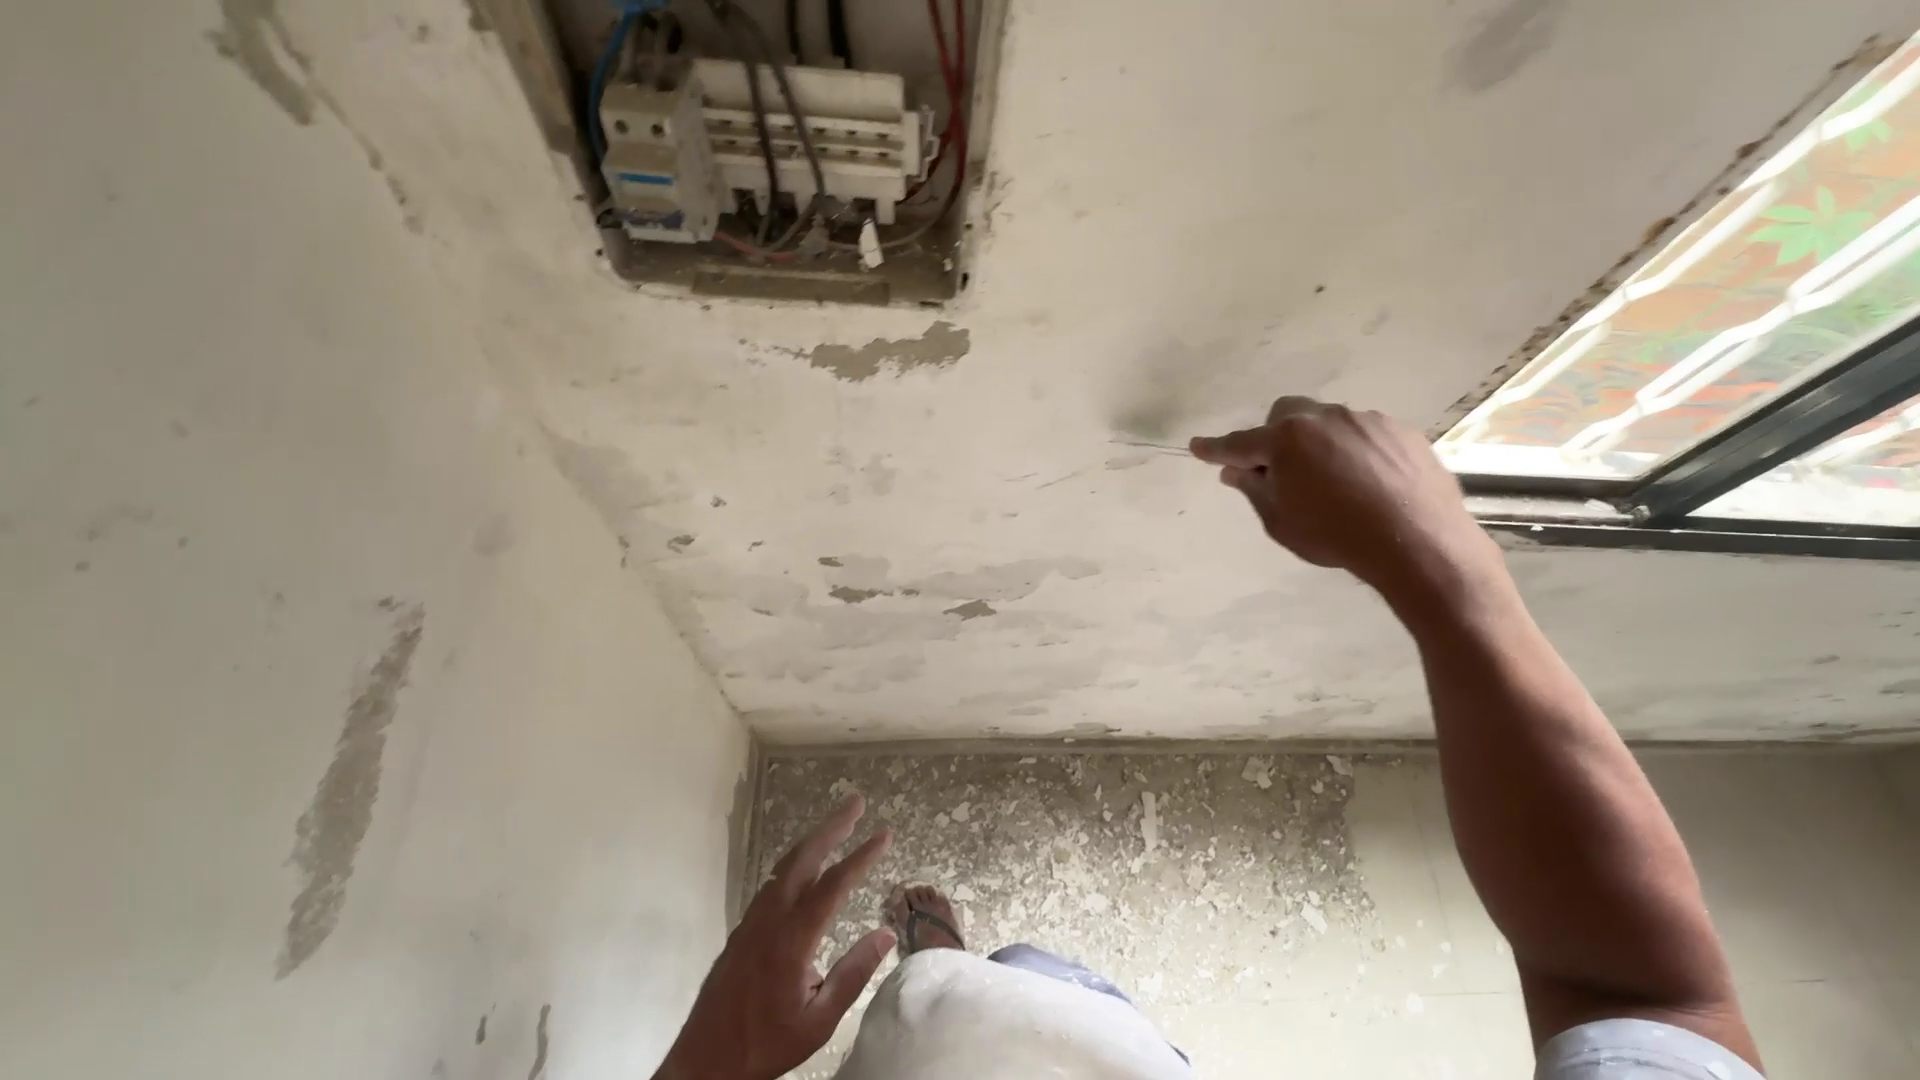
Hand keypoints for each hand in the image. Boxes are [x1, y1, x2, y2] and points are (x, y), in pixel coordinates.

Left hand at [653, 796, 894, 1079]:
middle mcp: (770, 919)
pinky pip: (773, 882)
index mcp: (792, 939)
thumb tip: (886, 934)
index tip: (885, 835)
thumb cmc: (766, 1044)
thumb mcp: (819, 1021)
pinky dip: (795, 861)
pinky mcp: (742, 930)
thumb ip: (853, 974)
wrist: (705, 1061)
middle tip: (857, 802)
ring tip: (837, 824)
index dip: (862, 856)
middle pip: (803, 858)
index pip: (833, 885)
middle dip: (832, 826)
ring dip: (813, 840)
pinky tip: (805, 865)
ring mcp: (752, 921)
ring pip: (784, 866)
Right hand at [1189, 396, 1495, 599]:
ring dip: (1317, 444)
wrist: (1417, 541)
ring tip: (1332, 484)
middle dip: (1275, 436)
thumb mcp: (1281, 522)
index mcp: (1286, 439)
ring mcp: (1367, 420)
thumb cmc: (1336, 536)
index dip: (1216, 448)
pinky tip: (1367, 484)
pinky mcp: (1401, 431)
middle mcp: (1324, 418)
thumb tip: (1236, 471)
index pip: (1239, 443)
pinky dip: (1354, 452)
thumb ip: (1254, 491)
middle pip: (1286, 415)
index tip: (1197, 447)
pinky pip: (1364, 434)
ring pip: (1327, 423)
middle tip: (1279, 472)